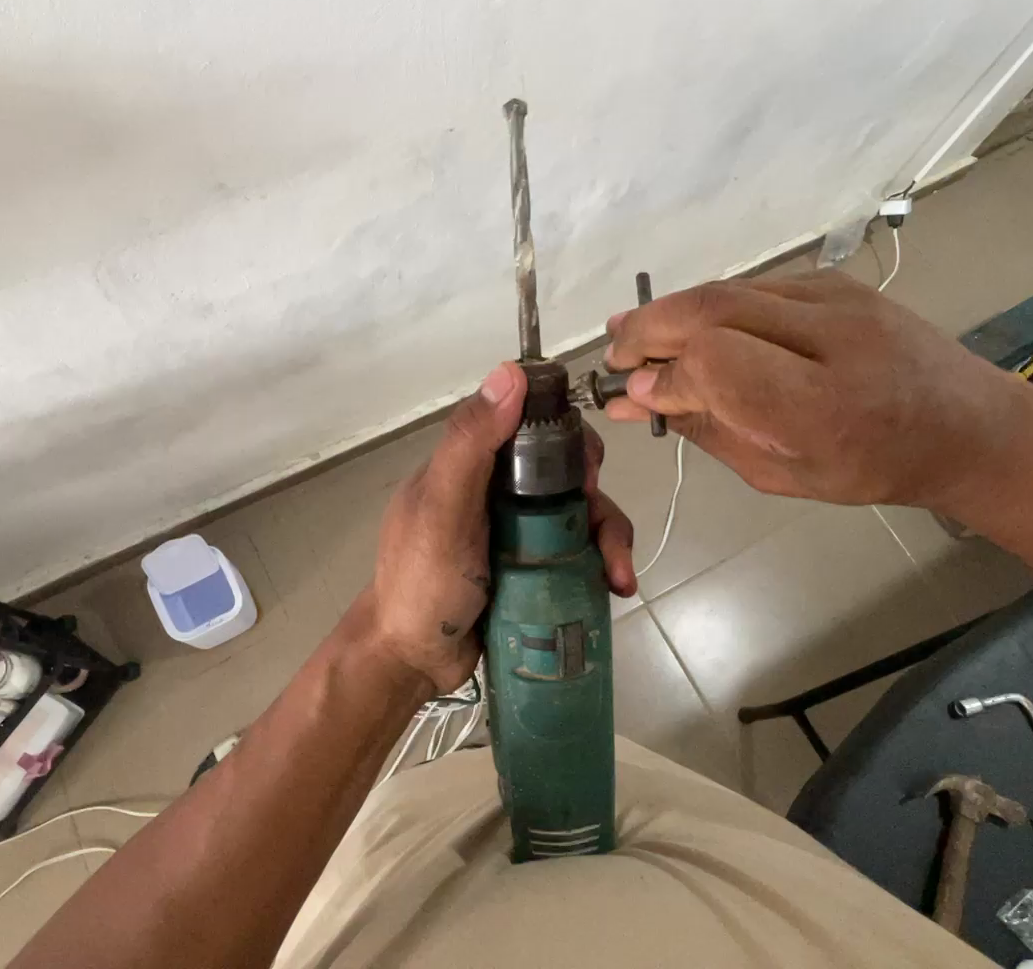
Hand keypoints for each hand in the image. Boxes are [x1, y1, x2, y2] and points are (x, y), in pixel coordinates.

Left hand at [363, 361, 636, 693]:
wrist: (414, 660)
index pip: (529, 425)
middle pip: (567, 470)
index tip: (586, 468)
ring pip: (581, 512)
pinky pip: (580, 550)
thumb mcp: (442, 509)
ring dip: (610, 537)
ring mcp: (520, 530)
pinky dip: (604, 563)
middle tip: (601, 528)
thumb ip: (470, 444)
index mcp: (472, 464)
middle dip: (597, 494)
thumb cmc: (421, 580)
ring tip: (618, 576)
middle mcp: (499, 490)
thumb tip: (511, 371)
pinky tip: (616, 587)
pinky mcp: (536, 566)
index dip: (567, 436)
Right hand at [603, 272, 1028, 508]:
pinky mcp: (835, 281)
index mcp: (822, 407)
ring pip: (726, 290)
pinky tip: (685, 328)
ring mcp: (837, 299)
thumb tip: (633, 400)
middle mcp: (832, 339)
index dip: (663, 375)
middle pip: (713, 309)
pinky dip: (706, 307)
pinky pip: (751, 288)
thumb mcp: (779, 472)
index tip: (632, 393)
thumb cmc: (867, 468)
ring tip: (632, 336)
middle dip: (649, 327)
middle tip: (613, 352)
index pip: (716, 364)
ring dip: (669, 311)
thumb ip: (704, 429)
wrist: (962, 424)